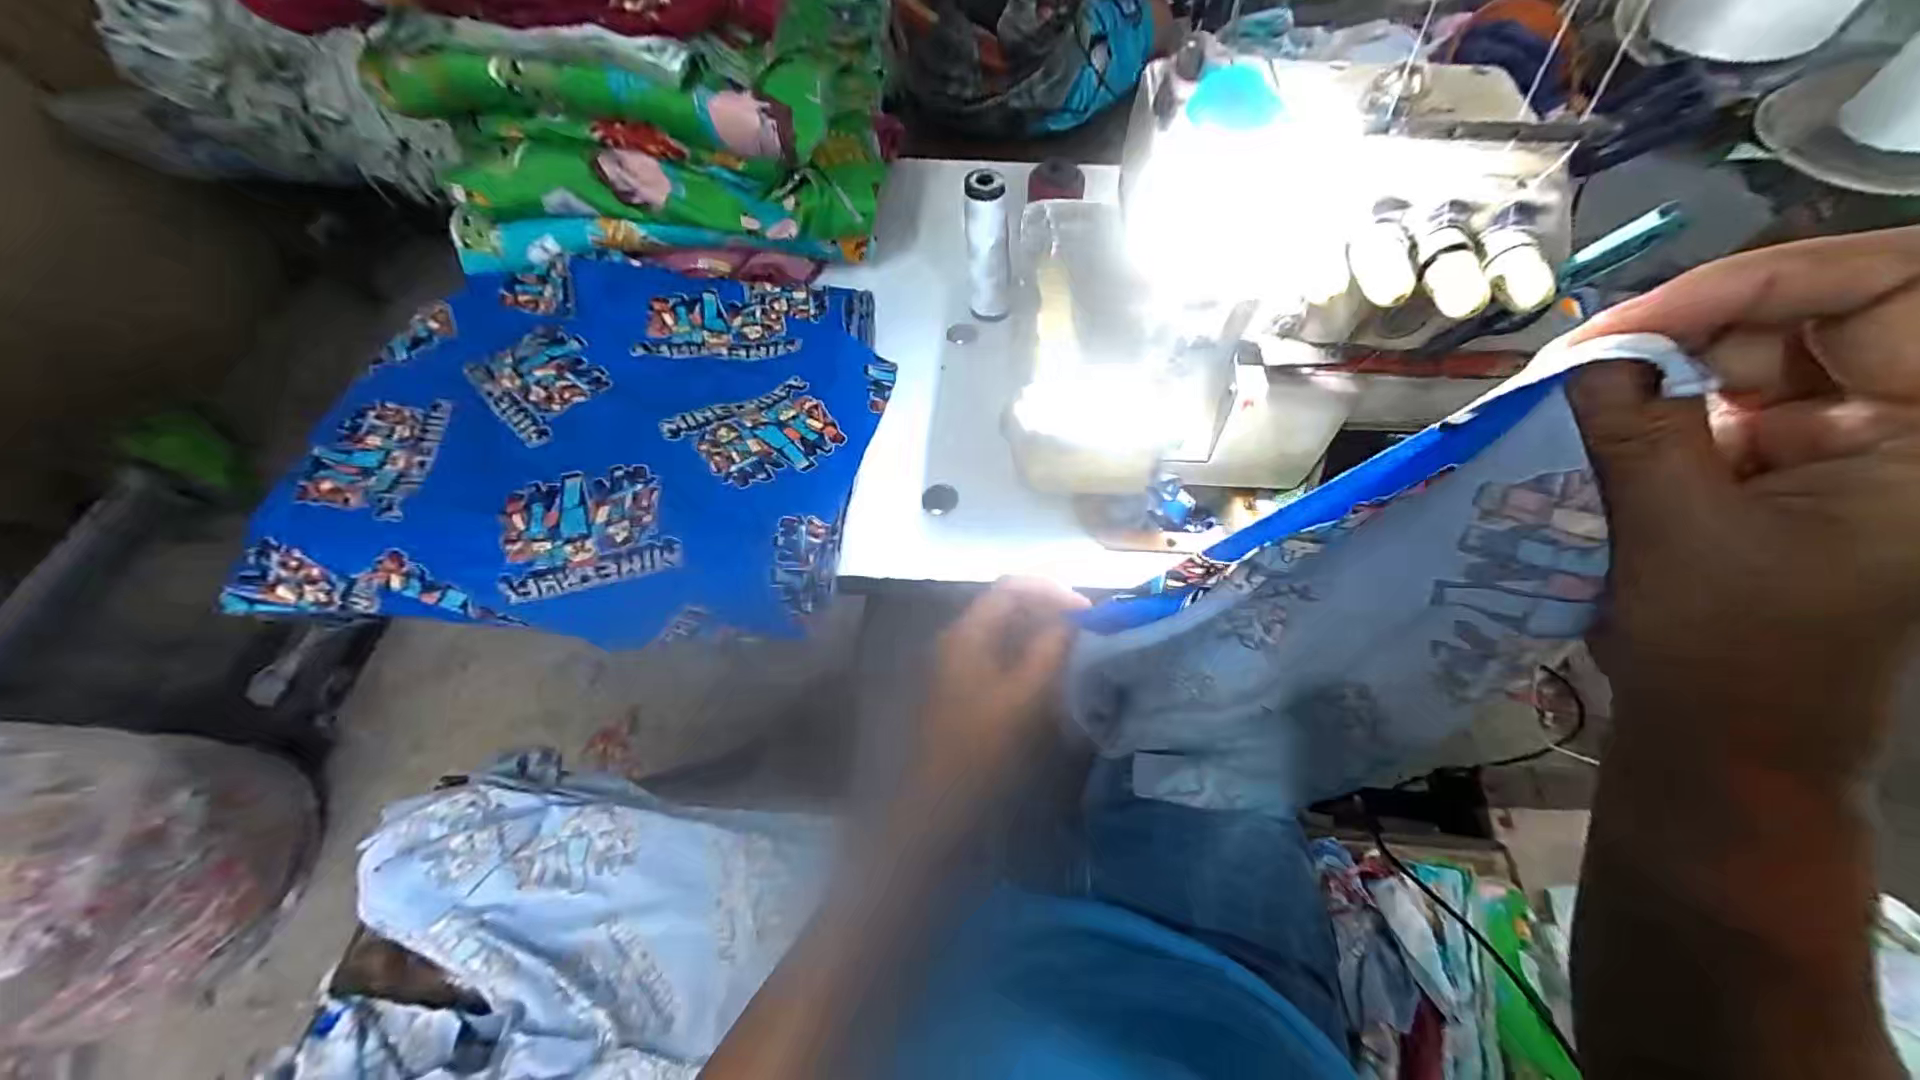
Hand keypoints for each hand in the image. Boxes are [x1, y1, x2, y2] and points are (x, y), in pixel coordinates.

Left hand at [909, 577, 1088, 799]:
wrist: (938, 804)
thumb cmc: (982, 748)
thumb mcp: (1026, 696)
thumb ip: (1051, 649)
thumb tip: (1074, 620)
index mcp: (966, 633)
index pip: (1011, 587)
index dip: (1053, 591)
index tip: (1088, 613)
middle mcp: (955, 640)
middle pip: (1005, 606)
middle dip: (1047, 610)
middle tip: (1087, 629)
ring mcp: (954, 665)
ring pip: (1002, 632)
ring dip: (1038, 632)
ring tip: (1074, 649)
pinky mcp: (960, 689)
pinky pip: (997, 656)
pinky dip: (1025, 655)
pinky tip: (1048, 674)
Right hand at [1562, 226, 1919, 776]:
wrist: (1720, 725)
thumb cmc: (1725, 643)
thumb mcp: (1677, 532)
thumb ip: (1637, 432)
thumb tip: (1587, 355)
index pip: (1889, 289)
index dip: (1756, 281)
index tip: (1627, 324)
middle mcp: (1897, 418)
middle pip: (1807, 314)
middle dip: (1688, 324)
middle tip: (1580, 355)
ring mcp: (1828, 438)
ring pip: (1743, 356)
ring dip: (1651, 368)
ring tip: (1566, 392)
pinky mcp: (1762, 462)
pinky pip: (1702, 403)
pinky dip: (1639, 407)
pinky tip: (1580, 424)